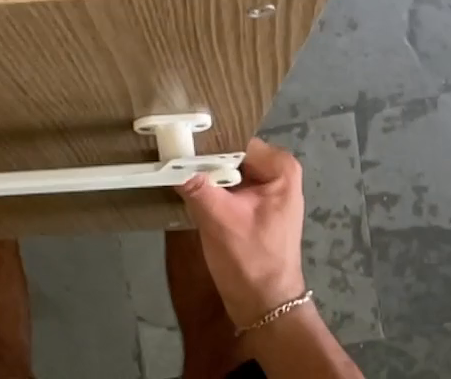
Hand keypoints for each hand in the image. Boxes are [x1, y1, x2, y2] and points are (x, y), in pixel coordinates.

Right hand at [175, 138, 307, 328]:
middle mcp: (277, 172)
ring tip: (173, 167)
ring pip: (226, 167)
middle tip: (169, 154)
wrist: (264, 309)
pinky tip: (185, 185)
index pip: (236, 141)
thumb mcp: (219, 220)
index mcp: (281, 169)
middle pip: (230, 151)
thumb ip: (196, 185)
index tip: (176, 143)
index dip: (206, 144)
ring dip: (203, 171)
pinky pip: (226, 183)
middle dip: (202, 156)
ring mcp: (265, 189)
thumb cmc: (251, 263)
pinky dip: (208, 185)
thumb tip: (169, 159)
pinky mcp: (252, 204)